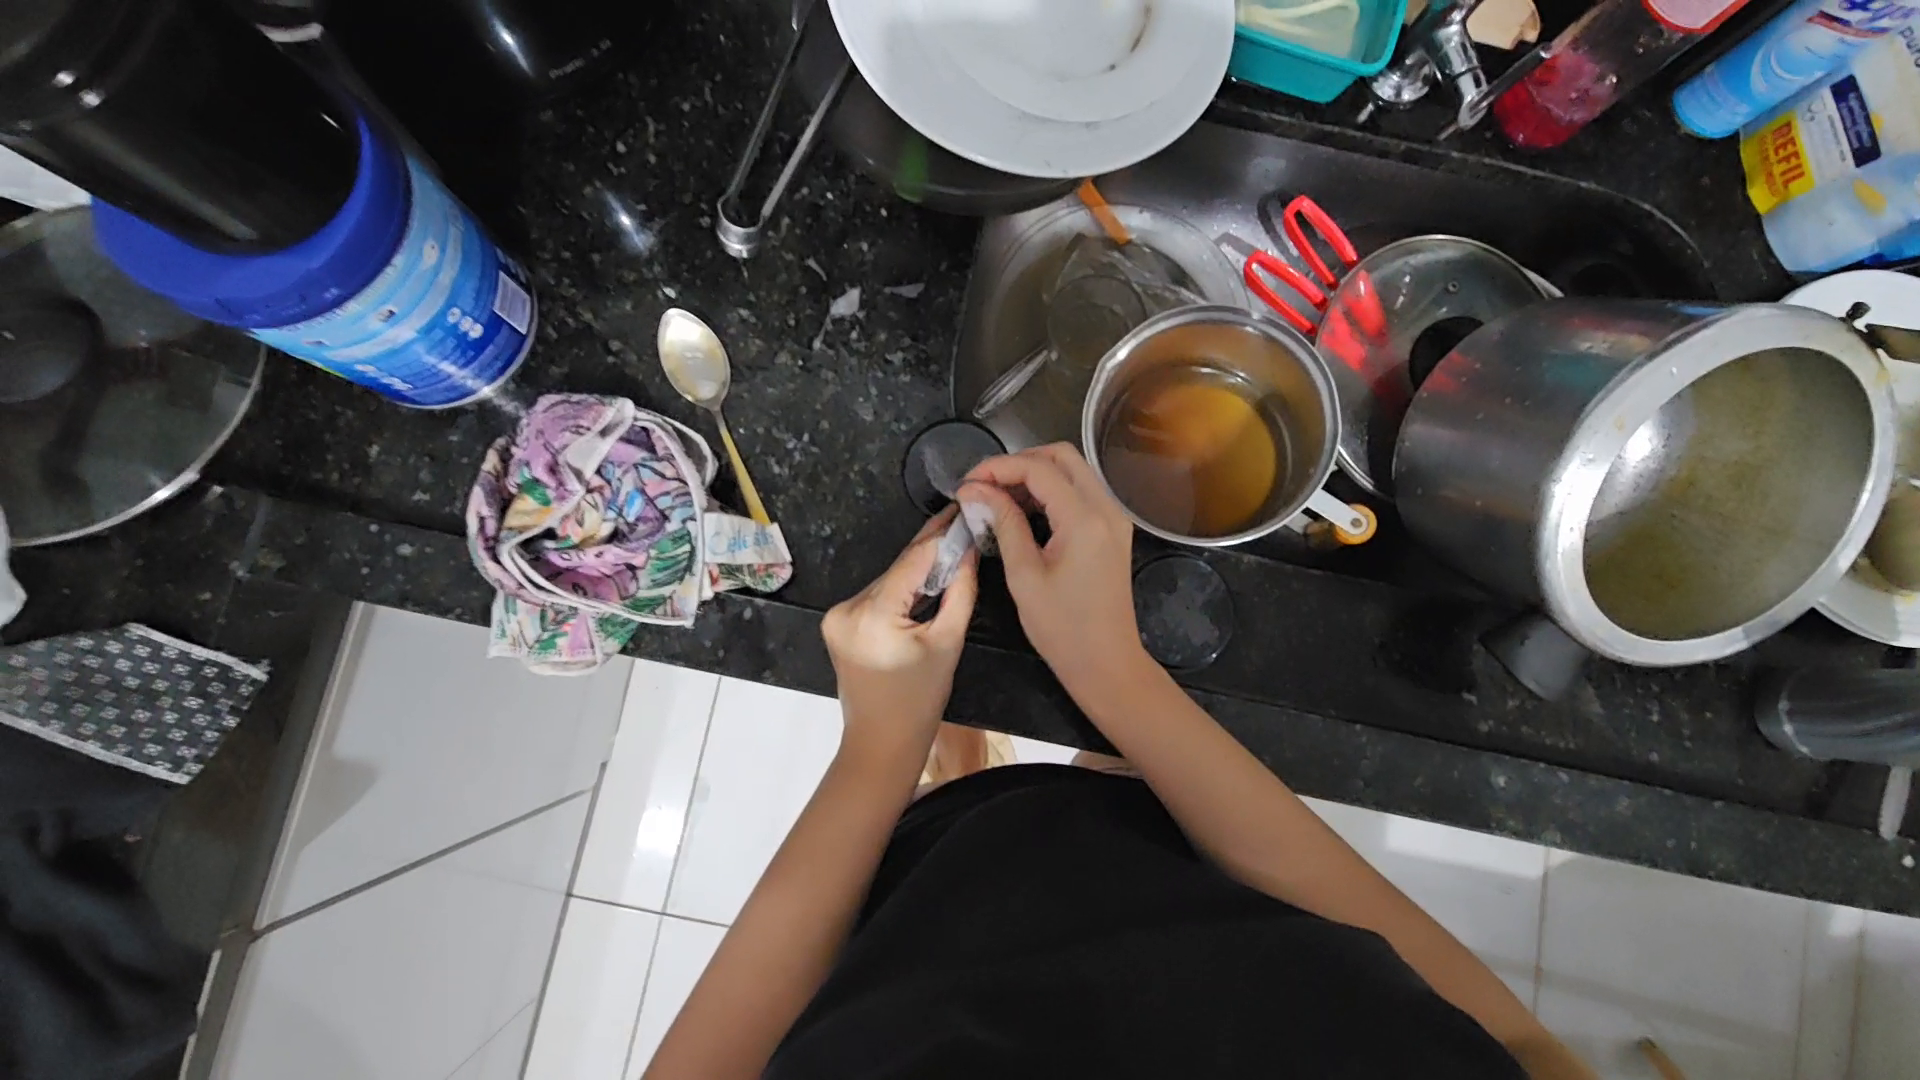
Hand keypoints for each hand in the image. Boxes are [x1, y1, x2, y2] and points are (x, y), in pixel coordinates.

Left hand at [821, 507, 978, 762]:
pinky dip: (900, 589)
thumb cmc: (920, 700)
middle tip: (962, 523)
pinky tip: (926, 581)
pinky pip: (876, 596)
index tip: (964, 512)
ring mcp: (837, 615)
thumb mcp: (947, 643)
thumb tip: (968, 550)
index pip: (913, 561)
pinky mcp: (837, 622)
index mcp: (872, 614)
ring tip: (951, 549)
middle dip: (931, 551)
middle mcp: (847, 608)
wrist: (881, 741)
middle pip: (898, 570)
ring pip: (888, 581)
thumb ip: (960, 592)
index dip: (941, 535)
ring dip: (916, 570)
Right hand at [957, 444, 1150, 697]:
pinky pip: (1081, 492)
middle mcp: (1106, 508)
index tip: (968, 484)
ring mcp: (1114, 518)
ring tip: (997, 497)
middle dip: (1019, 462)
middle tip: (984, 485)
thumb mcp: (1024, 575)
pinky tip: (1023, 510)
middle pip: (1062, 456)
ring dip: (1035, 474)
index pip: (1039, 469)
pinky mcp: (1112, 530)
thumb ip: (1003, 524)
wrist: (1107, 664)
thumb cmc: (1062, 628)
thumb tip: (976, 490)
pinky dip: (1051, 491)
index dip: (998, 467)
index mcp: (1085, 519)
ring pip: (1073, 470)